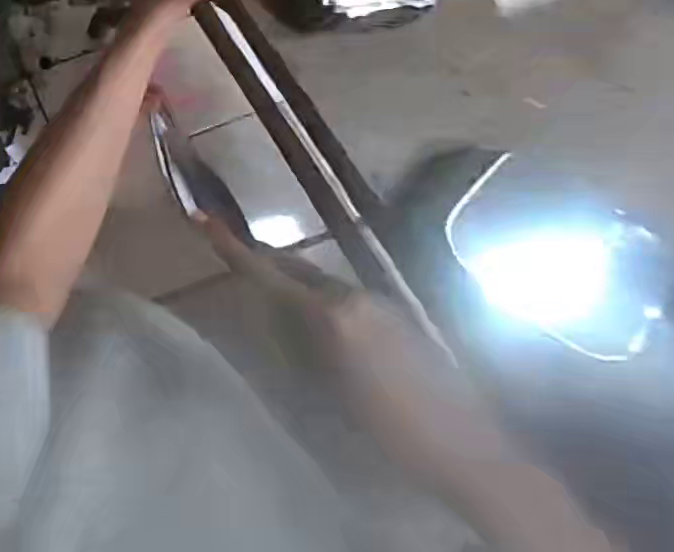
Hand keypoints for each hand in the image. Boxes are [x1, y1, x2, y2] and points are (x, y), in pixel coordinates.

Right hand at [196, 214, 517, 486]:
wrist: (469, 454)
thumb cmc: (388, 430)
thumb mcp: (327, 393)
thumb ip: (294, 344)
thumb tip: (271, 319)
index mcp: (331, 314)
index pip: (270, 273)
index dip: (233, 247)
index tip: (204, 219)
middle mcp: (354, 297)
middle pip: (297, 270)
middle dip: (265, 263)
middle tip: (236, 256)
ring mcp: (380, 304)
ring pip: (322, 284)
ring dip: (296, 288)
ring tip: (279, 306)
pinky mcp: (398, 317)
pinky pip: (346, 299)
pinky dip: (324, 305)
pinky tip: (327, 333)